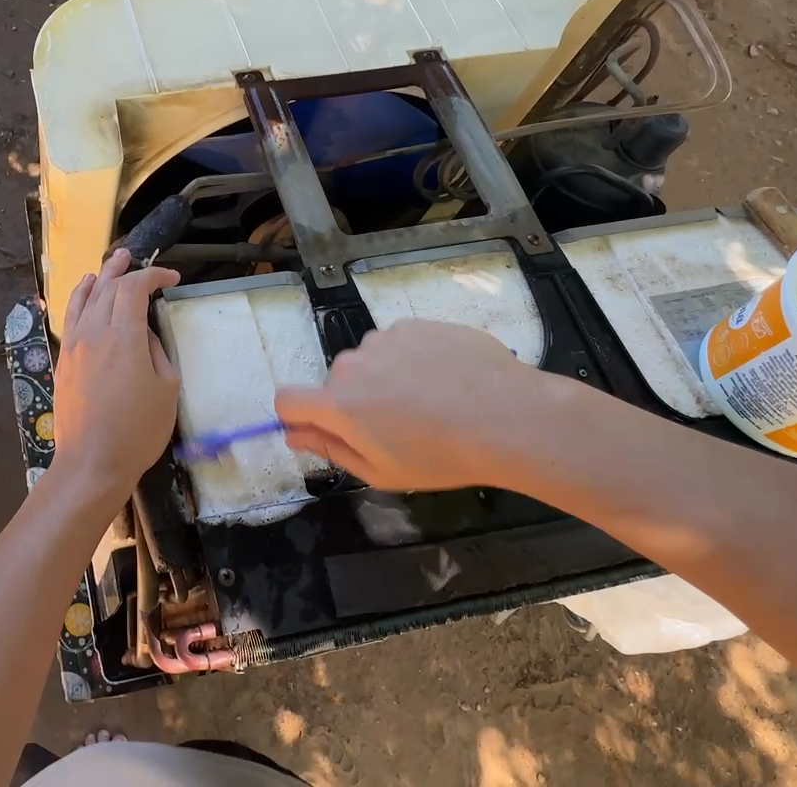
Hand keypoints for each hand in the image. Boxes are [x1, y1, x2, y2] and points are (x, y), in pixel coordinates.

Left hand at [50, 249, 180, 497]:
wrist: (91, 462)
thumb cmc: (138, 430)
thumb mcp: (166, 389)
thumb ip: (155, 350)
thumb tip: (142, 332)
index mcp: (124, 337)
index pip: (135, 289)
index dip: (153, 275)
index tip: (171, 278)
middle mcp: (95, 332)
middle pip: (109, 287)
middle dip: (127, 269)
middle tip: (139, 258)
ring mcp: (75, 344)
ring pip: (87, 297)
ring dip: (103, 275)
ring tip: (114, 260)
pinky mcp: (64, 358)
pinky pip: (71, 315)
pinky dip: (80, 295)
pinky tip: (86, 287)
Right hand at [274, 320, 570, 491]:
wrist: (509, 417)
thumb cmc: (442, 456)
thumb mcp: (381, 471)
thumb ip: (330, 449)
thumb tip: (293, 435)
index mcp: (337, 404)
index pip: (287, 399)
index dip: (299, 415)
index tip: (325, 429)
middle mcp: (351, 363)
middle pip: (336, 382)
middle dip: (356, 401)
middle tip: (399, 426)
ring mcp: (384, 339)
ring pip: (370, 361)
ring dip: (386, 378)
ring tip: (430, 401)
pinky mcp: (416, 324)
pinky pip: (400, 343)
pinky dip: (413, 360)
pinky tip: (447, 380)